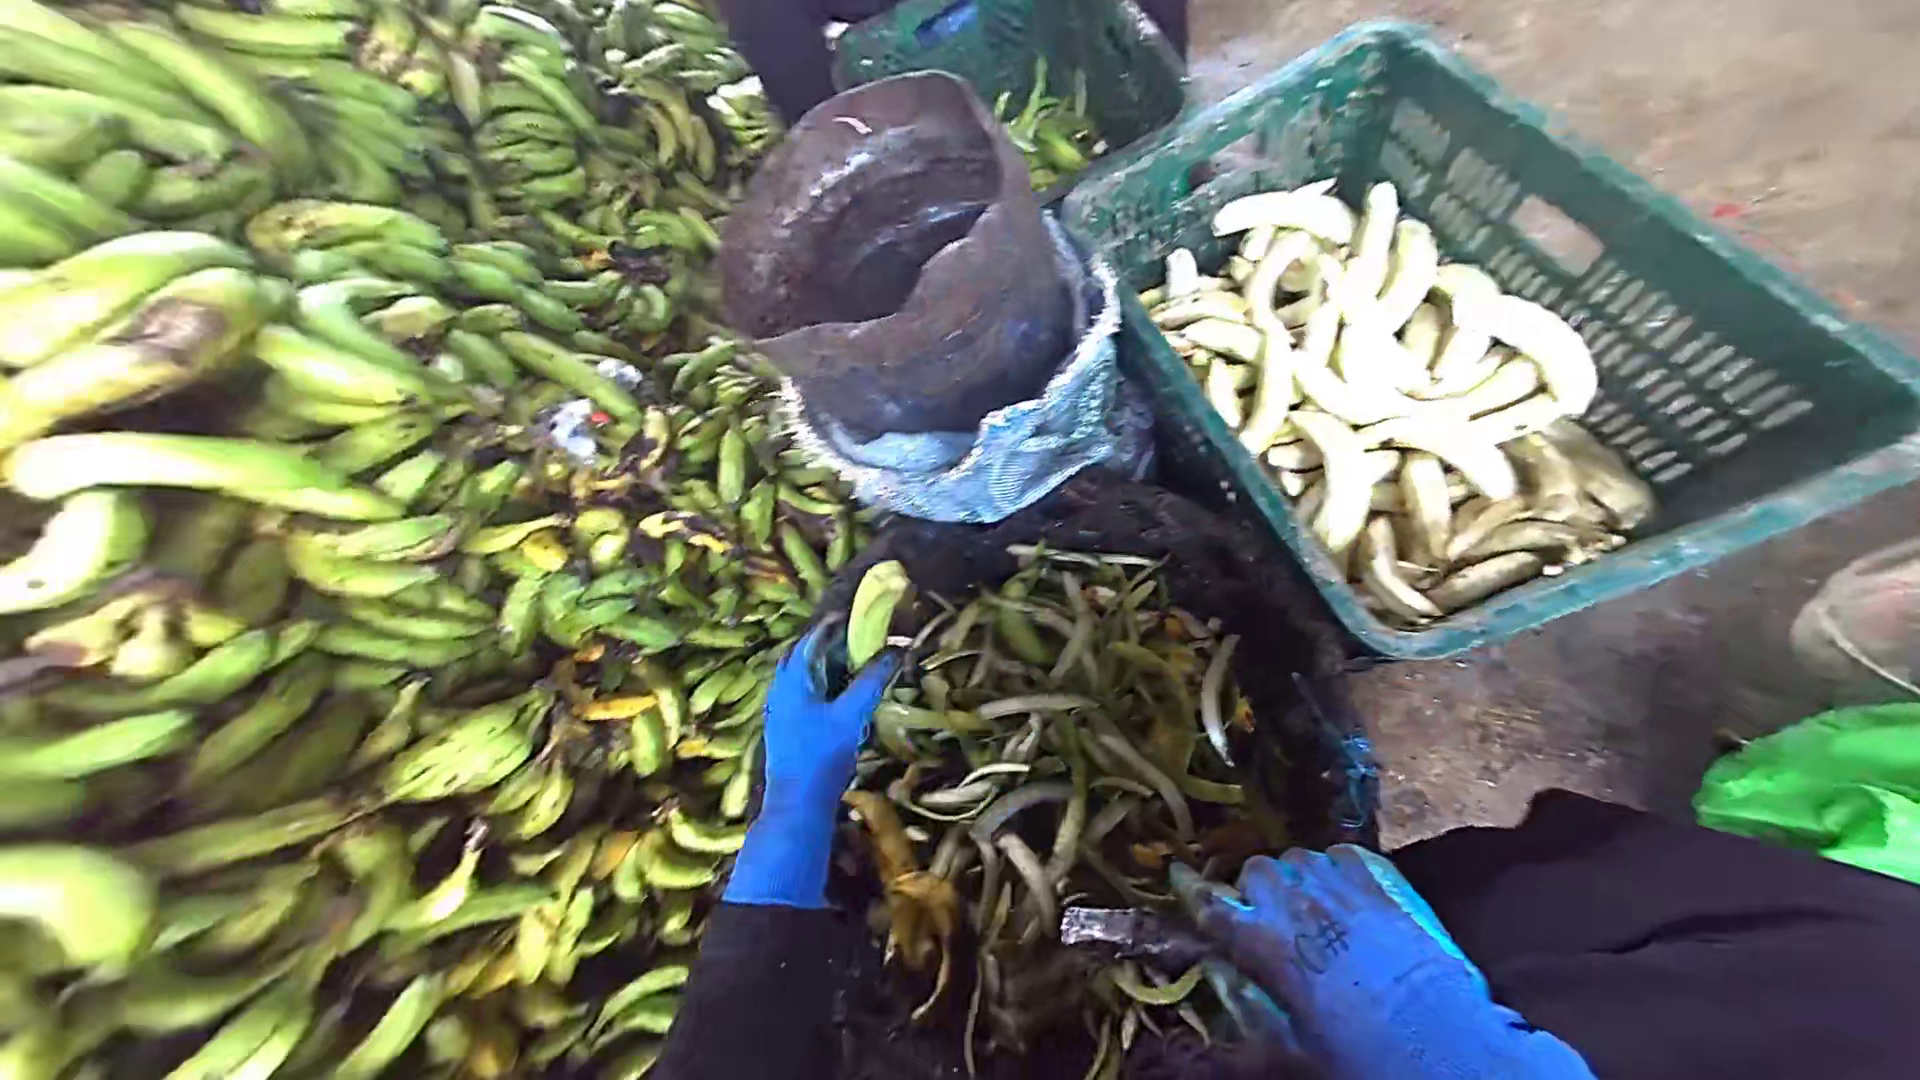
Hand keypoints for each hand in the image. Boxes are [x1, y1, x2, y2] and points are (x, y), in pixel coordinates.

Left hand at [723, 620, 901, 908]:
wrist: (796, 805)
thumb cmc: (822, 756)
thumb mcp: (852, 714)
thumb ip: (873, 679)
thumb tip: (898, 647)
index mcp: (793, 676)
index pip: (816, 634)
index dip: (841, 621)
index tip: (867, 615)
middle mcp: (783, 685)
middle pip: (811, 651)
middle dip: (839, 642)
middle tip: (868, 637)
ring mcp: (783, 705)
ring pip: (810, 672)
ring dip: (835, 663)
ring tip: (862, 661)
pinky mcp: (789, 722)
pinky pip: (810, 690)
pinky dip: (830, 682)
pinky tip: (848, 693)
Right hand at [1192, 845, 1594, 1079]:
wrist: (1454, 1052)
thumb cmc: (1365, 1062)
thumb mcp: (1295, 1053)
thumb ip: (1246, 1015)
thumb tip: (1213, 990)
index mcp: (1262, 941)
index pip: (1209, 901)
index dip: (1190, 886)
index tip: (1179, 873)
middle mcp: (1288, 900)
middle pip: (1254, 872)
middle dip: (1258, 892)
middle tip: (1276, 921)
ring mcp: (1332, 882)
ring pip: (1295, 859)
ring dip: (1297, 880)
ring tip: (1316, 908)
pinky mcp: (1375, 876)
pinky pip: (1340, 855)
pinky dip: (1338, 870)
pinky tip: (1349, 895)